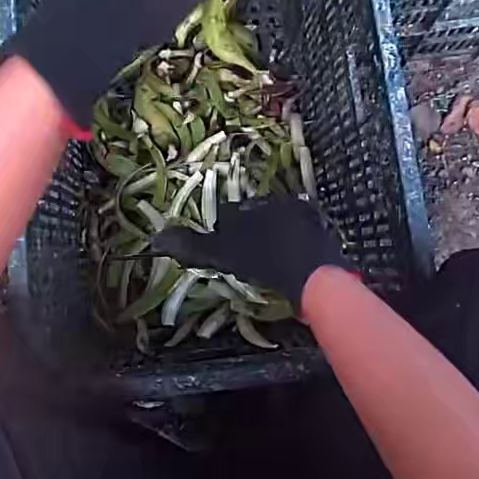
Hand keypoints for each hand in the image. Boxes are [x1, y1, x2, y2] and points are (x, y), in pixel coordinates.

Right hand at [150, 196, 351, 305]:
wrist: (314, 274)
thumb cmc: (263, 261)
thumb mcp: (222, 254)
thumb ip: (191, 246)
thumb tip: (155, 238)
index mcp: (252, 206)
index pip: (230, 214)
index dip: (223, 230)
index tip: (221, 249)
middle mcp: (277, 203)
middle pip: (256, 216)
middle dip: (249, 231)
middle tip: (244, 255)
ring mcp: (304, 217)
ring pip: (279, 225)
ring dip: (272, 238)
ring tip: (266, 261)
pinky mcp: (323, 233)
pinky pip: (301, 237)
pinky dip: (293, 249)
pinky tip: (291, 265)